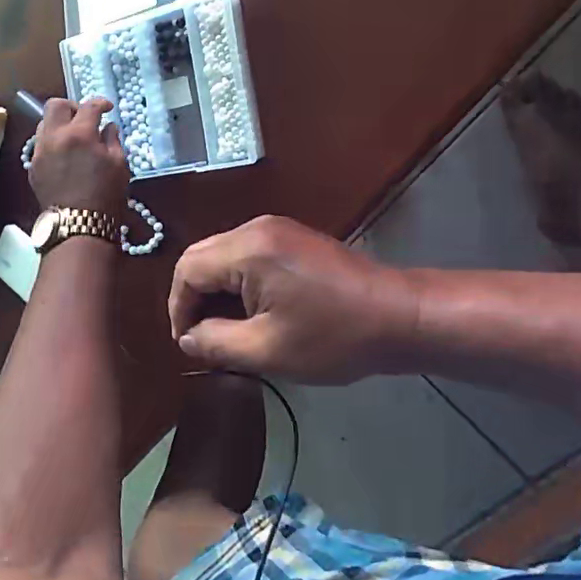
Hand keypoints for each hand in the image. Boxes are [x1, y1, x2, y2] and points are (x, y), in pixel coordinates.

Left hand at [29, 97, 129, 214]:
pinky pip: (40, 145)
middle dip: (72, 106)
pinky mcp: (33, 168)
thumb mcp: (119, 165)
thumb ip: (112, 140)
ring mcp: (39, 152)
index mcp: (79, 134)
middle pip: (55, 105)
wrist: (79, 226)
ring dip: (59, 124)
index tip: (107, 108)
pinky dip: (52, 142)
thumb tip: (107, 127)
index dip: (101, 103)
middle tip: (85, 118)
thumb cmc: (106, 196)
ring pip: (43, 124)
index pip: (89, 106)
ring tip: (73, 136)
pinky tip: (64, 155)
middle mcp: (54, 137)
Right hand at [169, 216, 412, 383]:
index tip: (188, 344)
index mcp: (248, 250)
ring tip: (225, 329)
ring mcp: (276, 230)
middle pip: (201, 258)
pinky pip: (246, 256)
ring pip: (222, 256)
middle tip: (202, 338)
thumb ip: (215, 343)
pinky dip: (237, 283)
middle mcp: (256, 229)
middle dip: (193, 299)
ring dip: (215, 292)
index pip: (187, 271)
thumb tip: (187, 339)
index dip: (178, 309)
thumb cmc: (334, 337)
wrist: (402, 317)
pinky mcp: (291, 238)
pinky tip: (250, 312)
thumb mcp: (267, 350)